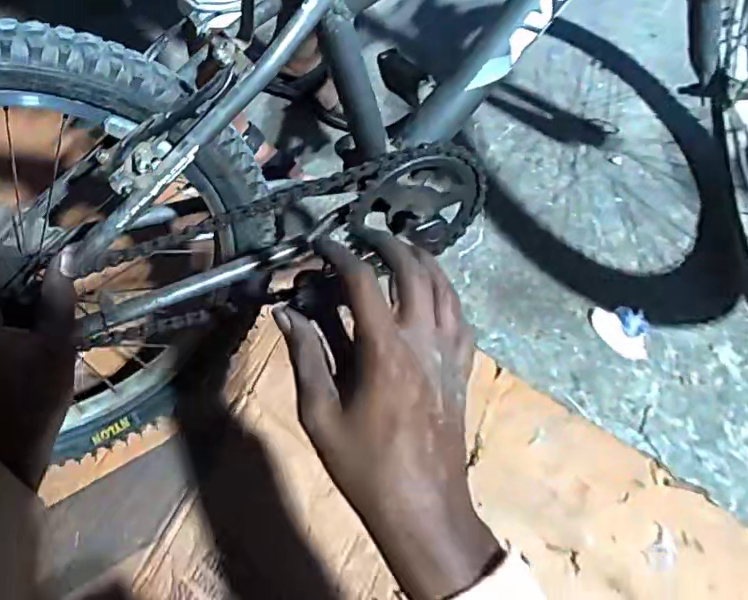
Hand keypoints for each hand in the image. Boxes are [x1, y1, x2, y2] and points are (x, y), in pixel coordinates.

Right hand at [274, 236, 500, 599]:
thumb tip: (285, 312)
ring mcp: (449, 358)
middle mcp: (423, 345)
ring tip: (402, 247)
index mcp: (385, 351)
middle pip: (415, 274)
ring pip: (447, 292)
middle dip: (390, 245)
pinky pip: (462, 321)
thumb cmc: (365, 465)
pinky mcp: (462, 373)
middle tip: (365, 234)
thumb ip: (305, 356)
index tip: (320, 244)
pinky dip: (447, 295)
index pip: (363, 281)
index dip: (339, 254)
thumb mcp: (320, 413)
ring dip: (424, 262)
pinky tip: (433, 292)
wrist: (425, 513)